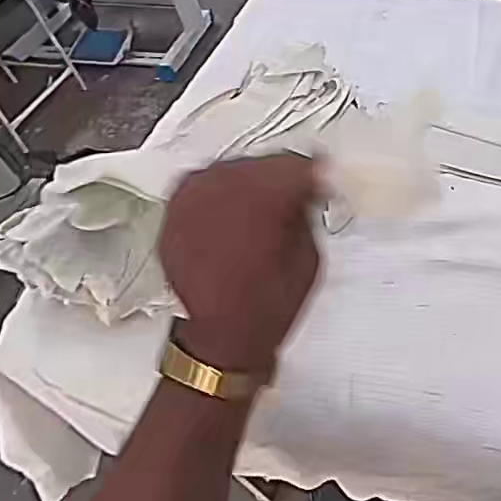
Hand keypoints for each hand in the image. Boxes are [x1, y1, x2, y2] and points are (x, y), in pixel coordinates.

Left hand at [159, 155, 321, 380]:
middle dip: (285, 178)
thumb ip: (305, 210)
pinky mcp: (174, 206)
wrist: (220, 338)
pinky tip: (239, 214)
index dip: (317, 175)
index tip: (326, 183)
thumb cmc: (267, 304)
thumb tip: (308, 184)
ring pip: (237, 168)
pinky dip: (228, 193)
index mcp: (260, 200)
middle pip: (266, 163)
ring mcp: (191, 195)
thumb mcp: (309, 256)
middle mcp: (220, 189)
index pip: (298, 166)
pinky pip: (210, 182)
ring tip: (266, 212)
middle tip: (299, 200)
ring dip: (255, 184)